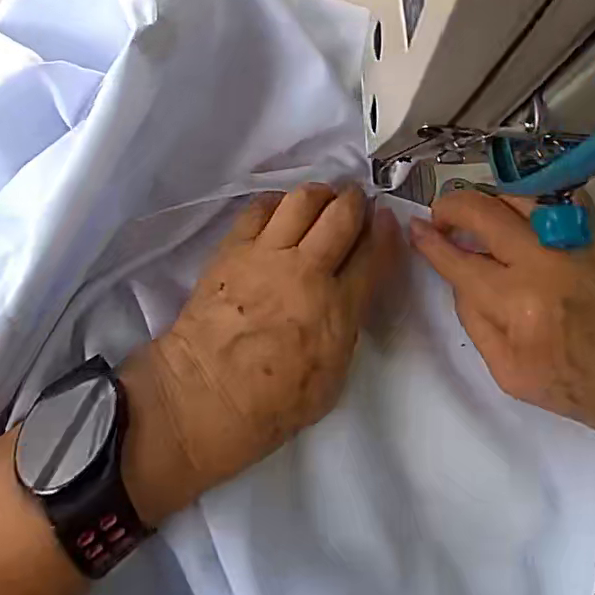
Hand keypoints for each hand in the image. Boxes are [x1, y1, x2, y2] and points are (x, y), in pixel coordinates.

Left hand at [120, 184, 399, 520]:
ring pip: (301, 201)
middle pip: (341, 217)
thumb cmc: (274, 401)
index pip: (373, 255)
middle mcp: (307, 270)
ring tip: (322, 196)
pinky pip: (259, 208)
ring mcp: (267, 254)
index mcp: (339, 308)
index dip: (384, 231)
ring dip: (318, 193)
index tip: (386, 218)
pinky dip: (276, 201)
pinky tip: (280, 207)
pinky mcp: (233, 247)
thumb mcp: (334, 375)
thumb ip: (346, 326)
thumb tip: (347, 294)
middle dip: (354, 201)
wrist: (208, 391)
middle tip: (355, 198)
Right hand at [406, 190, 594, 459]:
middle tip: (443, 219)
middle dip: (448, 207)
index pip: (456, 258)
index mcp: (519, 304)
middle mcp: (544, 263)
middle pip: (479, 209)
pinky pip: (553, 195)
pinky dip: (526, 198)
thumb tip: (459, 273)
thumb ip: (473, 317)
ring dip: (486, 200)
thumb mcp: (508, 372)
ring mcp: (575, 242)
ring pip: (513, 193)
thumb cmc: (581, 387)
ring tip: (479, 217)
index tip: (414, 228)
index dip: (427, 240)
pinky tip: (516, 215)